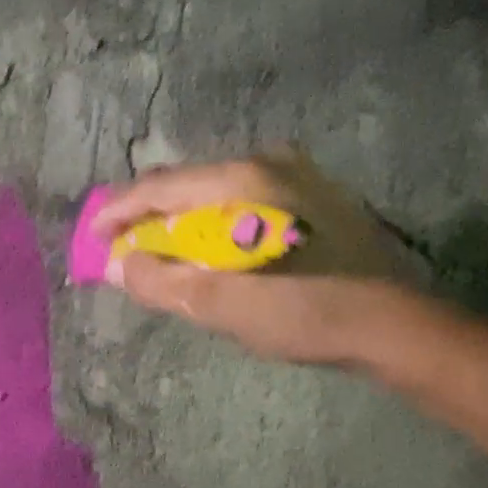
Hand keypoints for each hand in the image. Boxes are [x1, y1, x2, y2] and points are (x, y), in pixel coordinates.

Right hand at [92, 149, 424, 363]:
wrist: (394, 325)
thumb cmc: (305, 312)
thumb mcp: (224, 305)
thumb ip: (163, 282)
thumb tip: (120, 266)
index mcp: (242, 180)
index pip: (161, 187)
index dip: (119, 211)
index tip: (93, 237)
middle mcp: (268, 162)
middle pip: (188, 185)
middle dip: (150, 217)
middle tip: (123, 248)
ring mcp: (297, 176)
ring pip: (217, 193)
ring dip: (184, 222)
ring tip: (163, 255)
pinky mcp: (316, 197)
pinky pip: (246, 202)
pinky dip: (217, 224)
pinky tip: (214, 252)